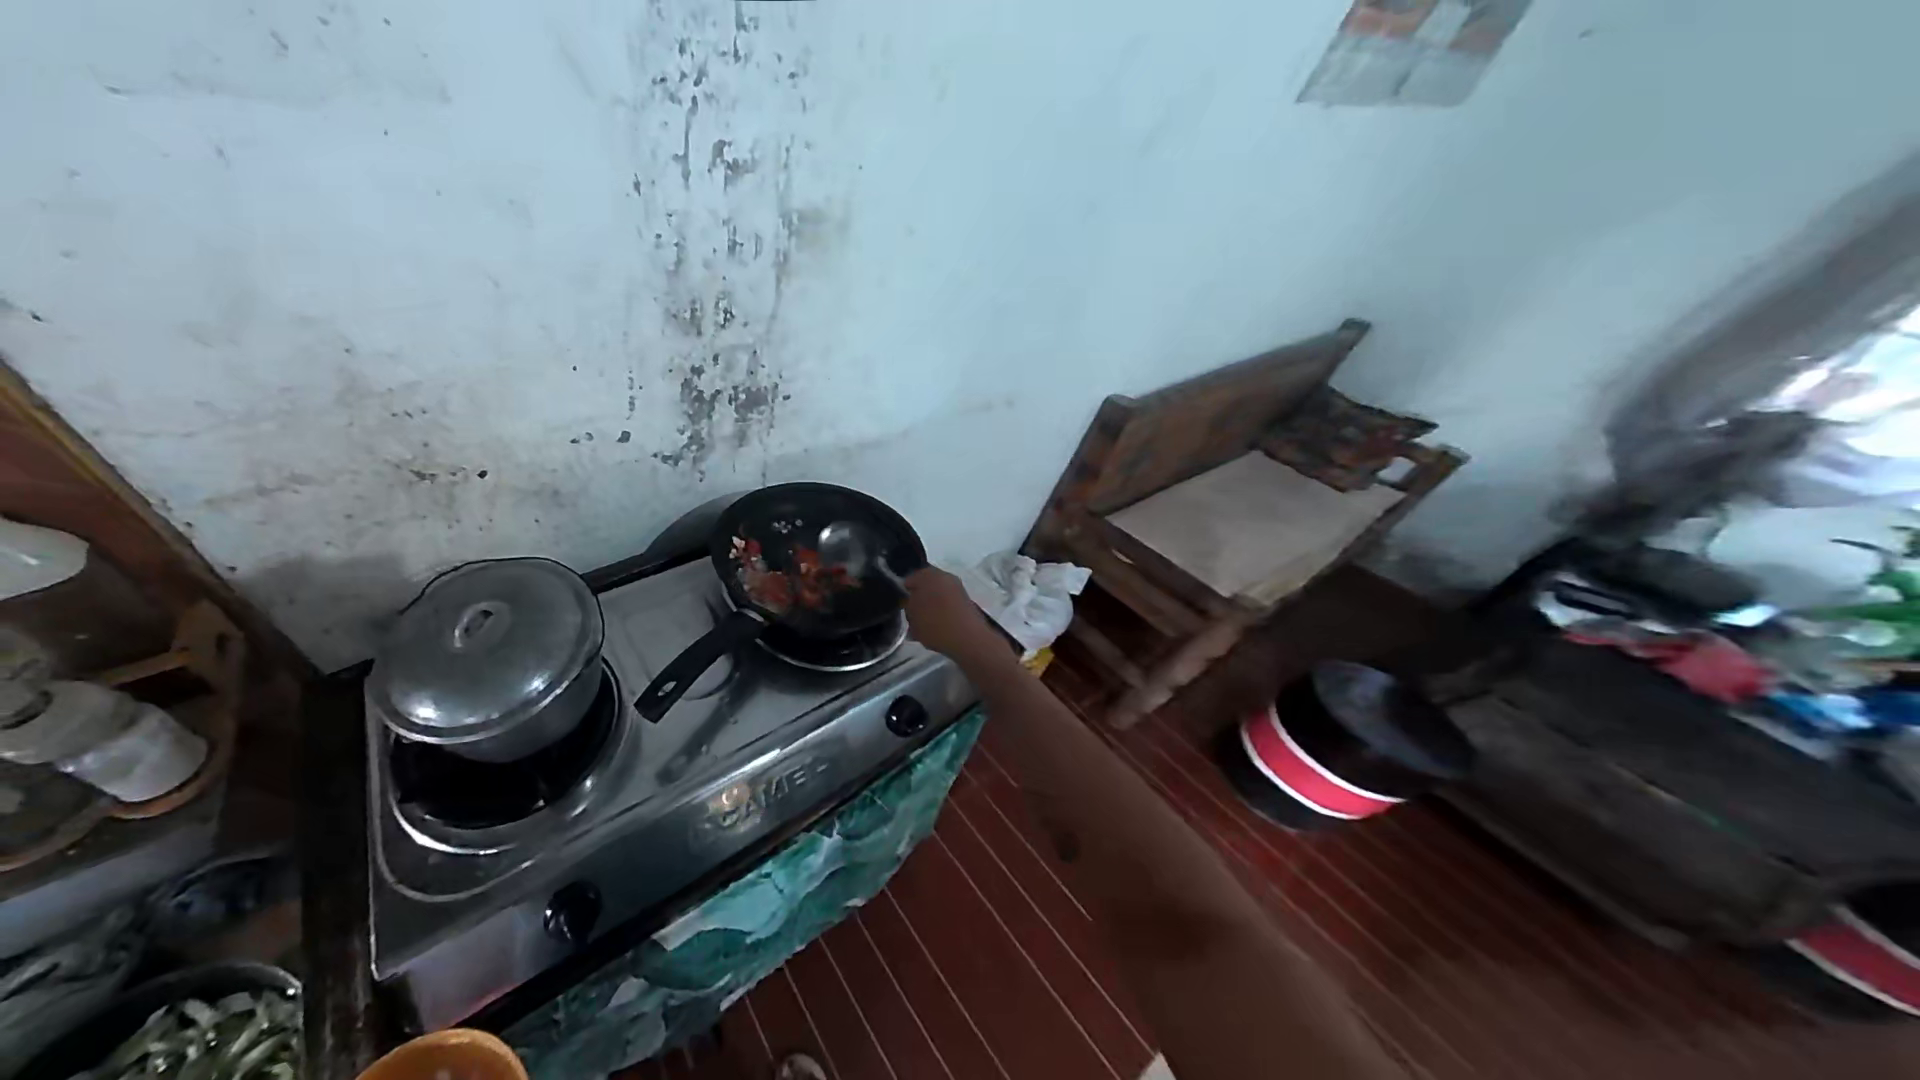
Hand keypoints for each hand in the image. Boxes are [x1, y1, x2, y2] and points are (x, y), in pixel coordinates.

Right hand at [902, 567, 1003, 661]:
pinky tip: (938, 628)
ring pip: (938, 596)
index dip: (904, 593)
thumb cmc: (935, 624)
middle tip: (913, 616)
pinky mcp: (967, 601)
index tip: (902, 606)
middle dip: (919, 599)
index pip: (910, 579)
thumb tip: (910, 600)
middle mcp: (945, 576)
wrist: (968, 638)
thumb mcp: (911, 616)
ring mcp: (958, 588)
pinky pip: (948, 605)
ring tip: (925, 625)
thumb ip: (908, 604)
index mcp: (928, 574)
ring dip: (931, 607)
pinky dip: (943, 613)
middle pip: (926, 586)